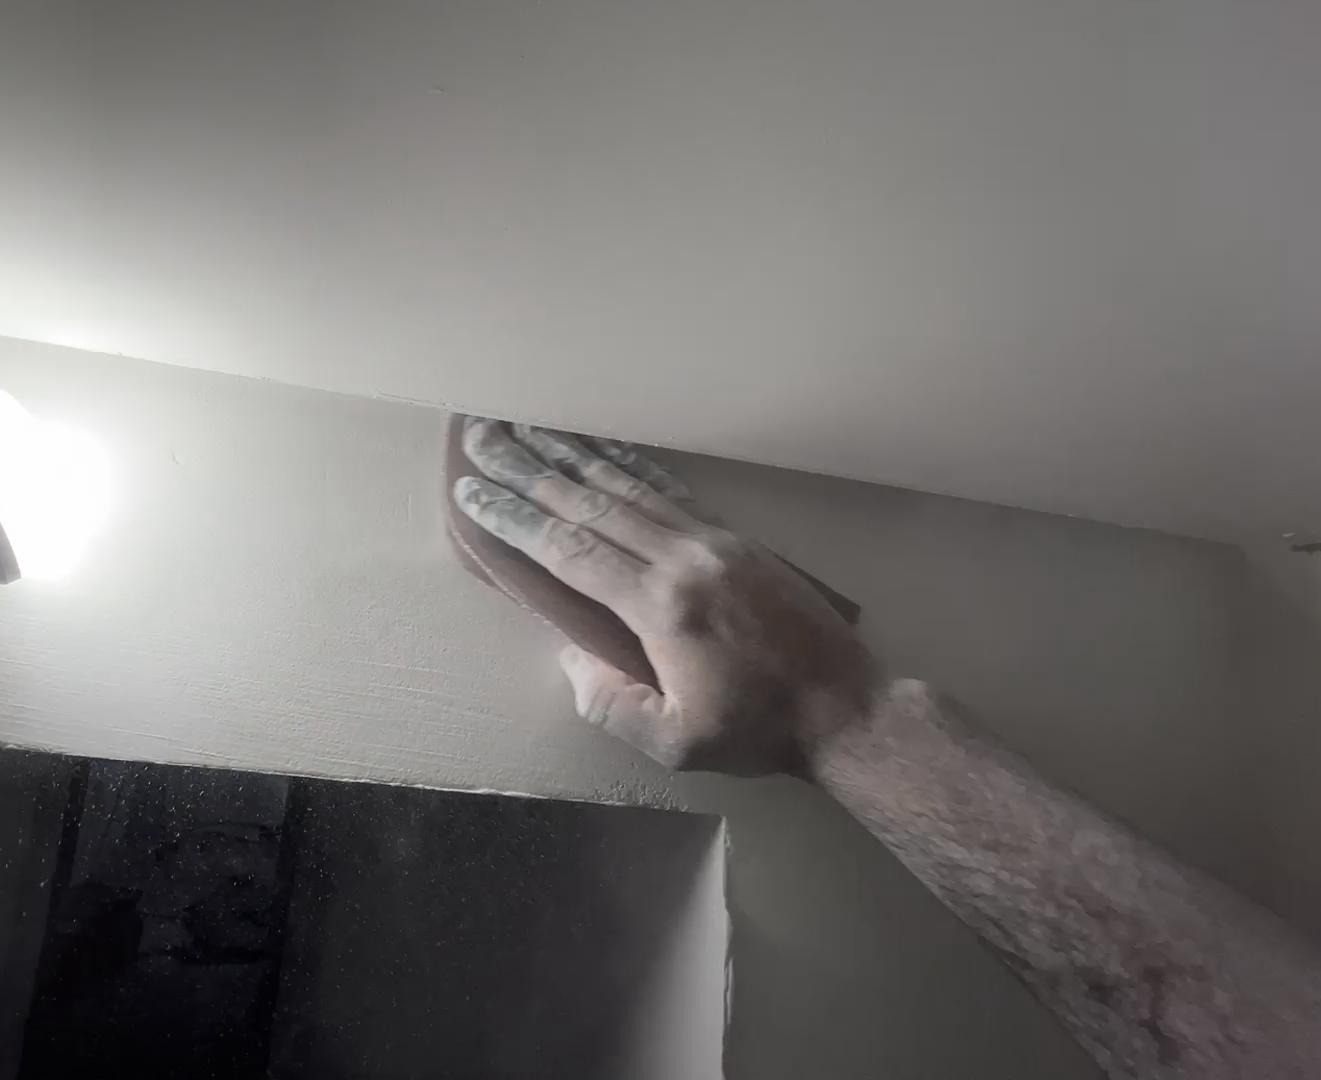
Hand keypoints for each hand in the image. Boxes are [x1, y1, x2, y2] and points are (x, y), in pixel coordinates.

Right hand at [452, 418, 878, 776]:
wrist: (847, 708)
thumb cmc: (756, 730)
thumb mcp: (672, 742)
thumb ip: (608, 702)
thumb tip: (568, 654)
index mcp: (660, 607)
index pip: (569, 550)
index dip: (515, 518)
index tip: (473, 492)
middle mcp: (680, 558)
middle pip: (588, 502)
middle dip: (528, 469)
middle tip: (484, 436)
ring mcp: (709, 539)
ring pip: (625, 485)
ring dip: (571, 453)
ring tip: (528, 426)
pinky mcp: (731, 535)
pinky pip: (665, 489)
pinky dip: (625, 463)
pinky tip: (598, 447)